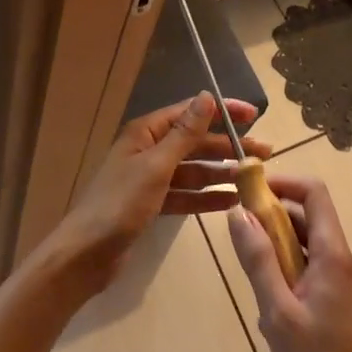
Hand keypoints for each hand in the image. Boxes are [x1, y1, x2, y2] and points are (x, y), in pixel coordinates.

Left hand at [48, 91, 268, 293]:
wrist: (86, 255)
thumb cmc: (120, 204)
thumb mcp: (156, 166)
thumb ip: (185, 133)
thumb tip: (207, 96)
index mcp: (146, 132)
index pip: (191, 112)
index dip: (223, 112)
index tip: (254, 115)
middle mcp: (149, 149)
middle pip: (195, 142)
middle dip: (228, 146)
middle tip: (265, 154)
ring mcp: (150, 178)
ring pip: (194, 169)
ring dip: (221, 172)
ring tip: (253, 179)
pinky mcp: (152, 205)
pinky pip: (186, 195)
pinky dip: (206, 197)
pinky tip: (230, 201)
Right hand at [227, 175, 351, 351]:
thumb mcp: (278, 312)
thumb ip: (258, 260)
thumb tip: (238, 212)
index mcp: (334, 255)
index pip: (314, 192)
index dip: (282, 181)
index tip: (247, 188)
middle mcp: (343, 260)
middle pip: (307, 218)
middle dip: (271, 220)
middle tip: (240, 240)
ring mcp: (343, 283)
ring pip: (306, 247)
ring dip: (277, 252)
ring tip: (255, 285)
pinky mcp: (339, 304)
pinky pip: (309, 271)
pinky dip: (286, 275)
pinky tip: (272, 310)